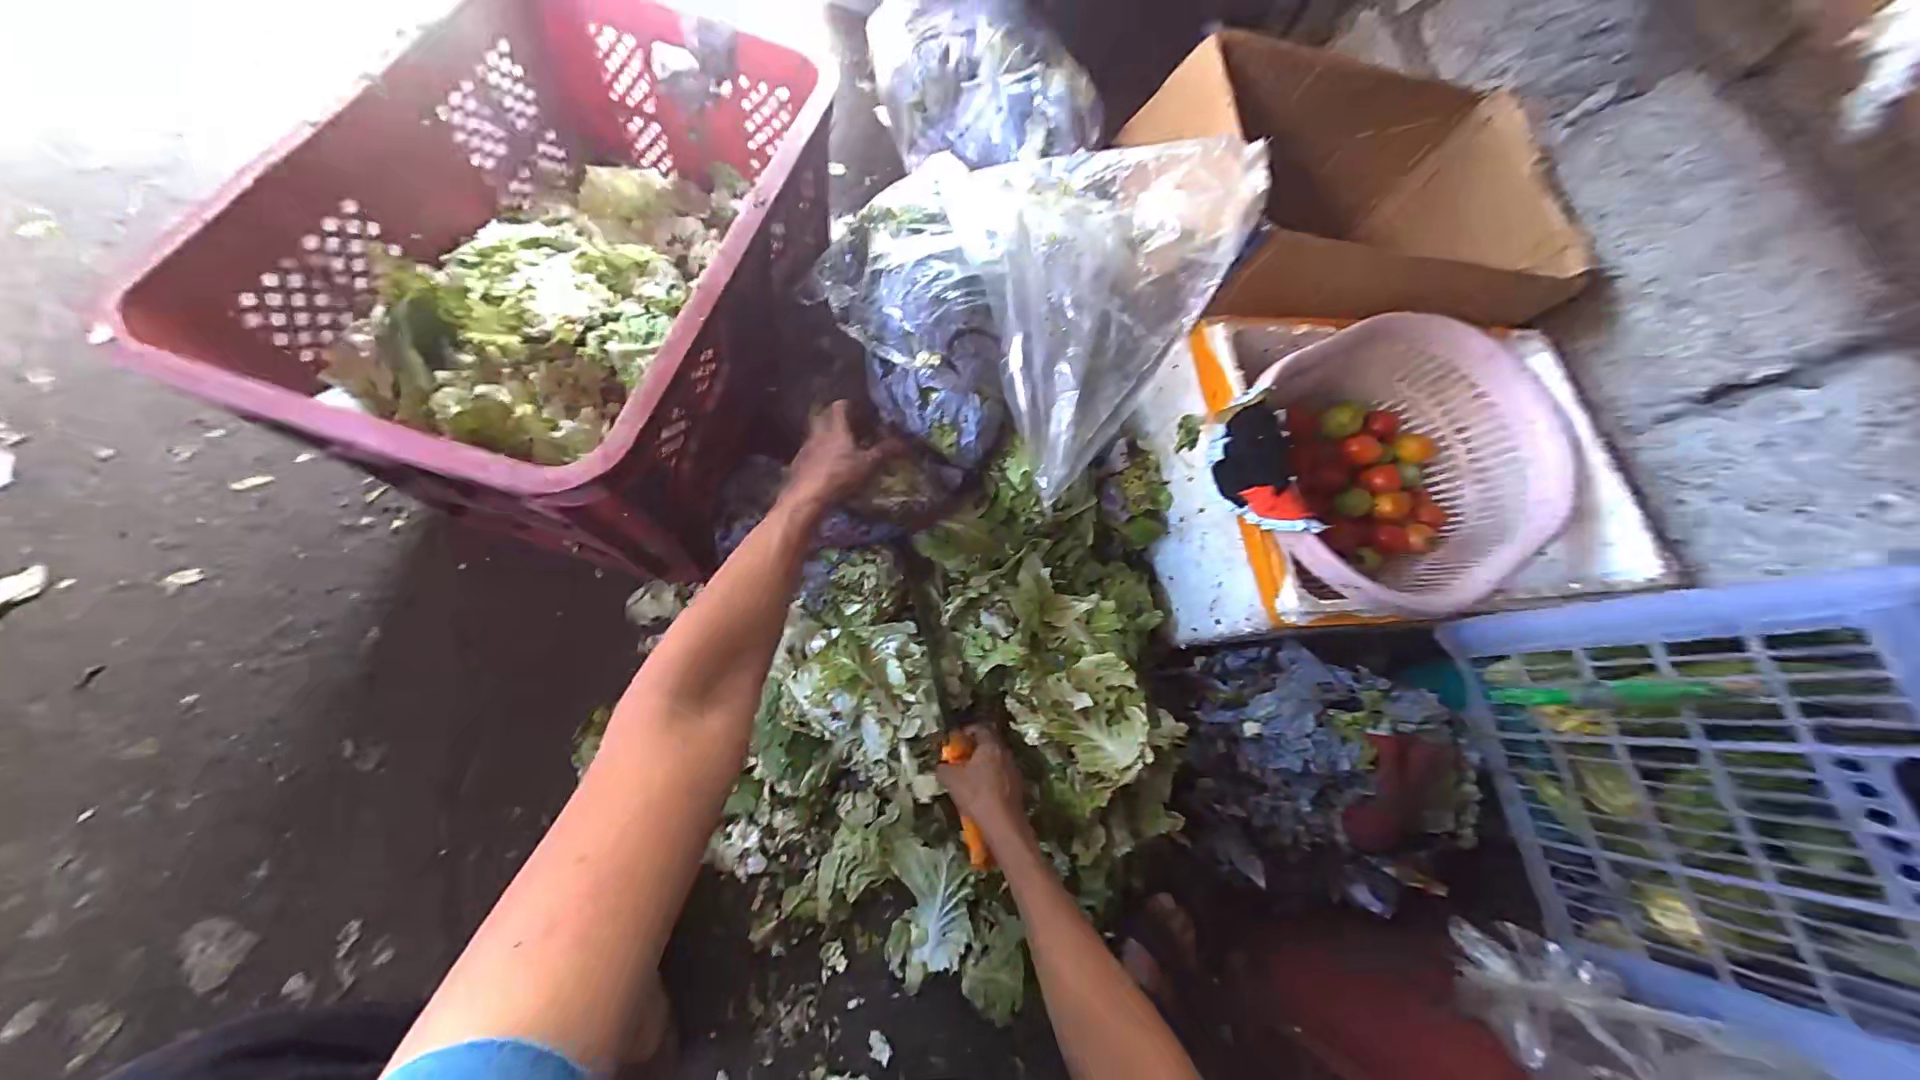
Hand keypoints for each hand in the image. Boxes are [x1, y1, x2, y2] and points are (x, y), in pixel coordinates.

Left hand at [781, 400, 896, 513]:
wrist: (806, 497)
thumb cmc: (840, 476)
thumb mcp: (868, 465)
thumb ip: (884, 451)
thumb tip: (905, 443)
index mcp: (836, 429)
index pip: (840, 406)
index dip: (849, 405)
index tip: (859, 411)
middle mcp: (818, 433)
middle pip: (822, 416)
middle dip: (834, 418)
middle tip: (848, 426)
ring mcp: (805, 448)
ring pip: (814, 434)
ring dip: (825, 437)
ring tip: (838, 448)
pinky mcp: (798, 463)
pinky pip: (809, 452)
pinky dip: (818, 454)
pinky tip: (825, 467)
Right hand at [937, 724, 1032, 854]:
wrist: (1003, 823)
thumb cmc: (976, 794)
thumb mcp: (951, 780)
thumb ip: (943, 768)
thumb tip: (941, 766)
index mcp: (991, 745)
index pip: (980, 728)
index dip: (966, 731)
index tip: (955, 740)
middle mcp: (1005, 753)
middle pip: (989, 743)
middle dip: (974, 748)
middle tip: (960, 757)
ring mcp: (1014, 769)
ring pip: (996, 759)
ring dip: (983, 763)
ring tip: (969, 774)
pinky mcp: (1017, 785)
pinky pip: (1001, 774)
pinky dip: (991, 776)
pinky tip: (982, 789)